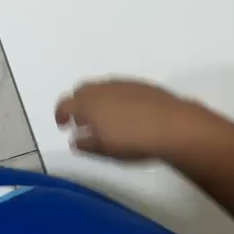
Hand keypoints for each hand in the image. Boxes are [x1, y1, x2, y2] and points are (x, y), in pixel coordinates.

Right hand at [54, 79, 223, 161]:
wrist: (173, 125)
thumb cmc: (133, 141)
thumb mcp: (105, 150)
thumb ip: (86, 144)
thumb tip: (74, 139)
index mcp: (88, 102)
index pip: (65, 103)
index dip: (60, 113)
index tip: (62, 124)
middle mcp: (101, 87)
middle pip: (82, 91)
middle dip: (78, 104)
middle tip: (83, 122)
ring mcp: (122, 83)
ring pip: (101, 88)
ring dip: (97, 101)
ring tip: (106, 120)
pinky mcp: (140, 85)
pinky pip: (119, 89)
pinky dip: (115, 99)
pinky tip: (127, 115)